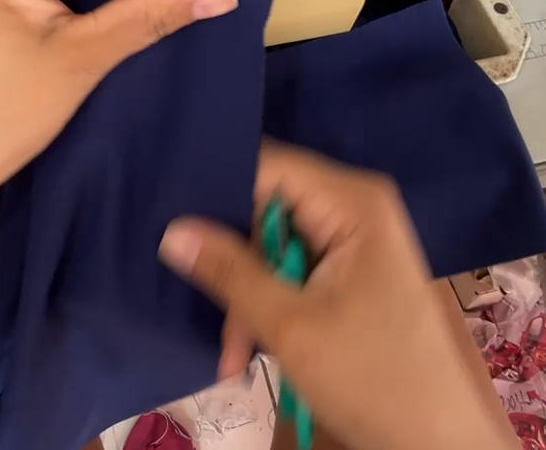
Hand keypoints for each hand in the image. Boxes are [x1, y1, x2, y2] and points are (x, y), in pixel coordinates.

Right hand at [157, 142, 506, 449]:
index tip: (172, 216)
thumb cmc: (375, 379)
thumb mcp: (290, 326)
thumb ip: (228, 271)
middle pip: (266, 207)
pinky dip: (270, 304)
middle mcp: (354, 206)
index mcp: (351, 200)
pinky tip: (251, 349)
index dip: (218, 186)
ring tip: (233, 352)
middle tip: (202, 304)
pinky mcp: (351, 270)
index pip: (267, 166)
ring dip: (248, 295)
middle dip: (234, 261)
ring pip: (274, 244)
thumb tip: (171, 229)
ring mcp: (354, 239)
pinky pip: (293, 268)